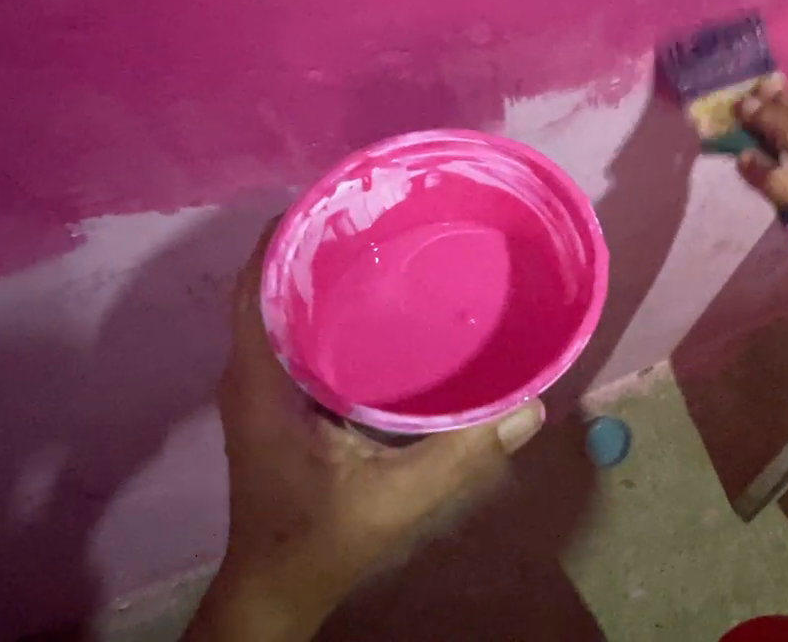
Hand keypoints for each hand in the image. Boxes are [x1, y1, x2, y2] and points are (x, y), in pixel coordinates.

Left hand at [185, 222, 544, 641]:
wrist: (276, 589)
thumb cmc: (323, 538)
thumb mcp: (397, 498)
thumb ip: (463, 453)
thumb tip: (532, 405)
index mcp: (264, 381)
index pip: (256, 285)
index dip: (288, 234)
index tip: (342, 198)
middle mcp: (255, 371)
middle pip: (271, 282)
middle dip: (318, 241)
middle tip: (385, 212)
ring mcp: (265, 384)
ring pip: (283, 304)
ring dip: (323, 270)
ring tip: (388, 241)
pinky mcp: (282, 397)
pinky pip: (297, 329)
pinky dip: (329, 303)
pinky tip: (382, 299)